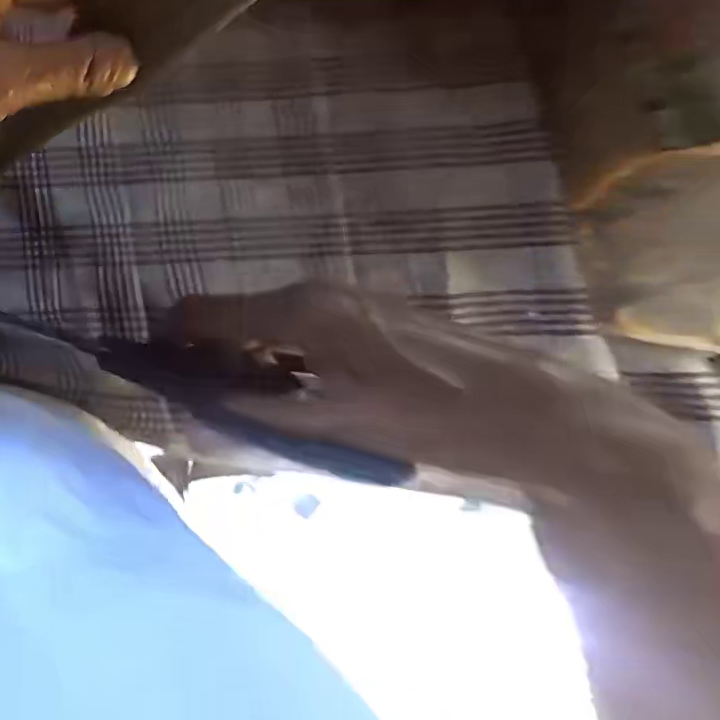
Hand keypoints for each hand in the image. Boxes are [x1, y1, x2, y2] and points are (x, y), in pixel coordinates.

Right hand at [175, 283, 717, 498]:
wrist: (554, 420)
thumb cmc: (436, 424)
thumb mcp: (337, 428)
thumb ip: (255, 417)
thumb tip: (190, 416)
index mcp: (296, 313)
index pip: (199, 311)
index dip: (171, 339)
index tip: (164, 373)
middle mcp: (311, 292)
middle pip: (229, 312)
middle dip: (210, 352)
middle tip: (215, 399)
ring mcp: (342, 296)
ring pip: (262, 318)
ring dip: (247, 354)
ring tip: (262, 401)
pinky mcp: (365, 308)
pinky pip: (296, 321)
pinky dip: (280, 349)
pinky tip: (305, 387)